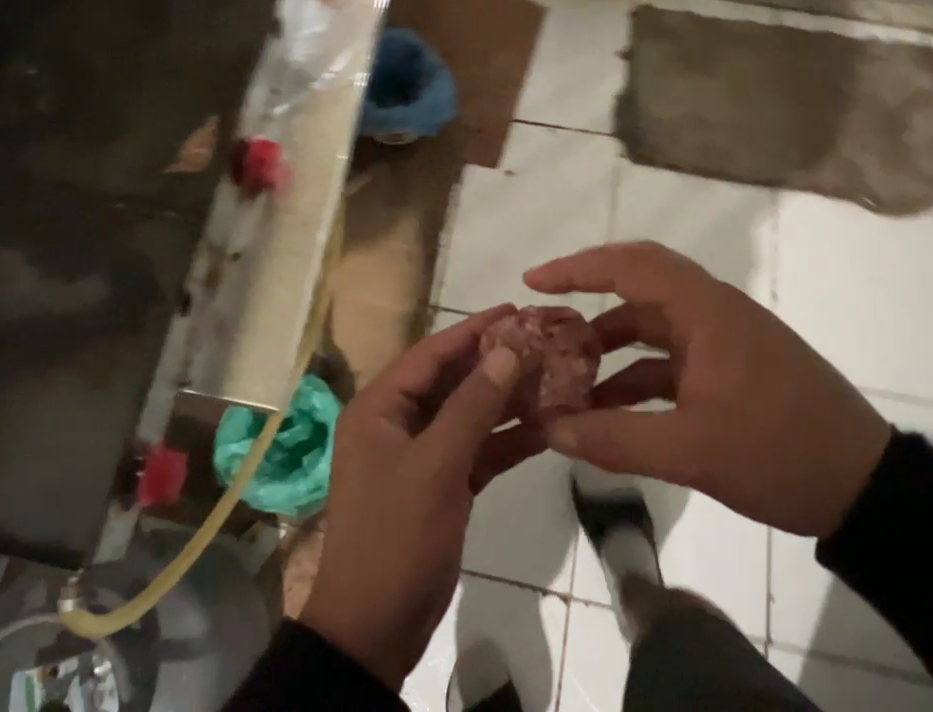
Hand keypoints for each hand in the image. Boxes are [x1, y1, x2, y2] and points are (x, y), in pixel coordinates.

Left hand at [301, 304, 527, 687]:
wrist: (375, 624)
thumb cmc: (396, 535)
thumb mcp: (435, 465)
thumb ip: (472, 406)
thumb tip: (508, 350)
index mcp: (379, 409)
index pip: (429, 354)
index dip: (471, 330)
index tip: (515, 308)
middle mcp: (396, 425)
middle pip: (451, 382)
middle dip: (496, 363)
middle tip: (545, 341)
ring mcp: (419, 458)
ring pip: (468, 417)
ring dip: (507, 401)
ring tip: (556, 377)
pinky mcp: (440, 487)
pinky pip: (476, 452)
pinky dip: (506, 441)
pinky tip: (547, 428)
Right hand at [524, 241, 891, 537]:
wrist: (866, 487)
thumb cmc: (779, 454)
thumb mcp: (691, 451)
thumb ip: (614, 439)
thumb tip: (550, 430)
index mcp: (707, 312)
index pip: (632, 265)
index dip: (578, 267)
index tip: (533, 282)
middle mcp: (715, 313)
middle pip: (640, 285)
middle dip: (588, 297)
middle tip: (543, 316)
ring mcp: (727, 341)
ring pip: (654, 326)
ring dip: (610, 344)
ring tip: (565, 373)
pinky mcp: (735, 369)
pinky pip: (672, 358)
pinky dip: (637, 374)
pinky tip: (608, 409)